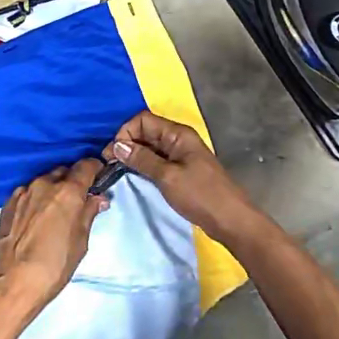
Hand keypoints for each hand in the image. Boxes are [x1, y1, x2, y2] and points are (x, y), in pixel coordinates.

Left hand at [0, 160, 107, 324]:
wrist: (10, 284)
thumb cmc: (52, 266)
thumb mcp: (80, 241)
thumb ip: (88, 213)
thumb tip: (96, 199)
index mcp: (67, 191)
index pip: (87, 165)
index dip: (96, 170)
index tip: (99, 178)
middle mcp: (44, 184)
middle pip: (65, 172)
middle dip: (74, 181)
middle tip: (79, 200)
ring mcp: (23, 193)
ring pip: (45, 181)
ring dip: (54, 190)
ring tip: (57, 211)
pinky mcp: (8, 204)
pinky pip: (29, 192)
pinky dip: (37, 198)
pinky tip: (38, 218)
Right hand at [106, 112, 271, 249]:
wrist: (229, 219)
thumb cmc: (200, 195)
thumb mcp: (168, 177)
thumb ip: (143, 159)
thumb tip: (118, 145)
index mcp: (178, 134)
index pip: (144, 120)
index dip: (126, 133)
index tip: (112, 155)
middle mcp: (178, 140)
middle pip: (146, 132)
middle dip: (126, 143)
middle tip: (109, 165)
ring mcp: (180, 155)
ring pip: (150, 147)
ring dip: (133, 155)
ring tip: (116, 171)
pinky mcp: (180, 171)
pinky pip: (156, 160)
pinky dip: (143, 165)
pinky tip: (132, 176)